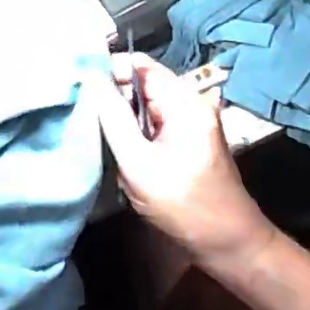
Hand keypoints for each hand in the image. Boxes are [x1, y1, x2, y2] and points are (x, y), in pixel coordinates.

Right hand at [96, 54, 277, 269]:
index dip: (107, 70)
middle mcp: (191, 101)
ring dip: (121, 115)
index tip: (80, 87)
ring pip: (143, 102)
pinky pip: (153, 119)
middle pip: (140, 82)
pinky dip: (134, 129)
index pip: (138, 65)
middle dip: (112, 95)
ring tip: (99, 131)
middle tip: (86, 114)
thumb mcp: (138, 163)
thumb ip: (113, 118)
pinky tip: (121, 147)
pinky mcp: (188, 135)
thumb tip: (91, 80)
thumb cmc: (184, 206)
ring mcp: (191, 118)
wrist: (229, 244)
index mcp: (184, 101)